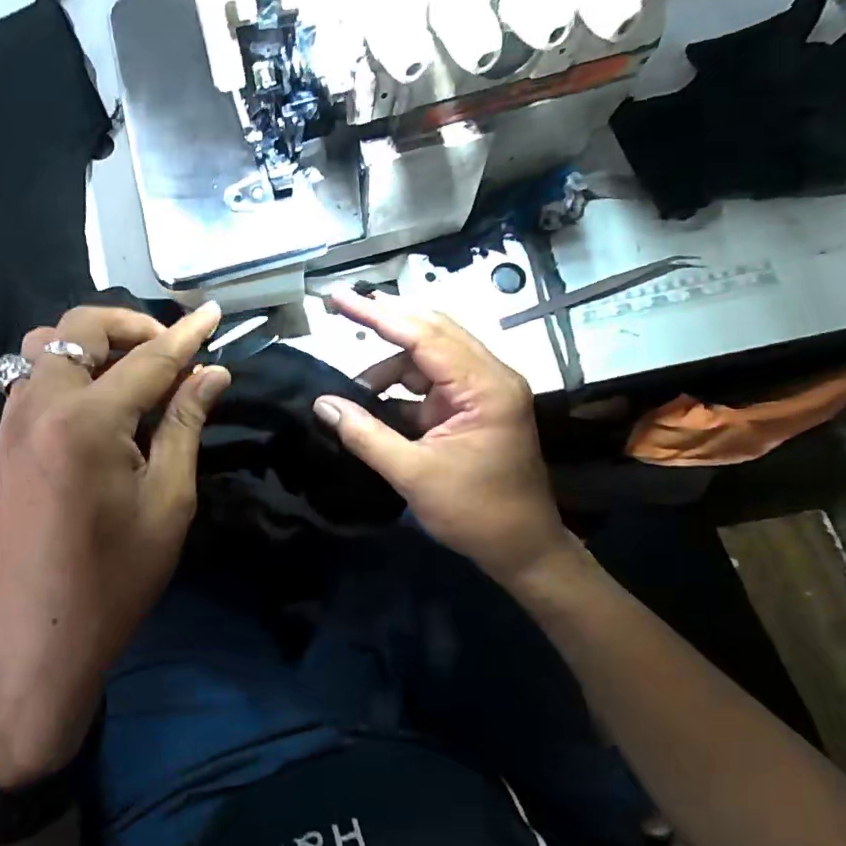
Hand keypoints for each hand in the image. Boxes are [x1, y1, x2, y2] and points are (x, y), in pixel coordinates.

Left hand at [0, 303, 228, 787]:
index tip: (215, 314)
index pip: (147, 359)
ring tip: (136, 374)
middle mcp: (40, 406)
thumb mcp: (170, 497)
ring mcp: (12, 423)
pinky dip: (70, 370)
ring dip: (95, 344)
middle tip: (171, 352)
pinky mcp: (4, 442)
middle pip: (80, 330)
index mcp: (87, 421)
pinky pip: (33, 378)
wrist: (46, 632)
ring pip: (48, 348)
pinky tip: (102, 403)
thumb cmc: (120, 571)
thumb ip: (186, 423)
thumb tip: (212, 373)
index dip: (186, 336)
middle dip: (130, 326)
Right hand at [310, 289, 574, 584]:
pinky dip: (404, 386)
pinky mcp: (476, 408)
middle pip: (433, 332)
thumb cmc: (476, 513)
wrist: (523, 548)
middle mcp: (491, 376)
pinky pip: (435, 382)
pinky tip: (376, 399)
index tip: (339, 298)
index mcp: (486, 386)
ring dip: (393, 364)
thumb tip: (322, 404)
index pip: (425, 335)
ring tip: (356, 388)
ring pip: (433, 356)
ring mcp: (485, 391)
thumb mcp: (414, 475)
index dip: (378, 315)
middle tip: (341, 310)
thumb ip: (366, 435)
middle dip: (387, 323)